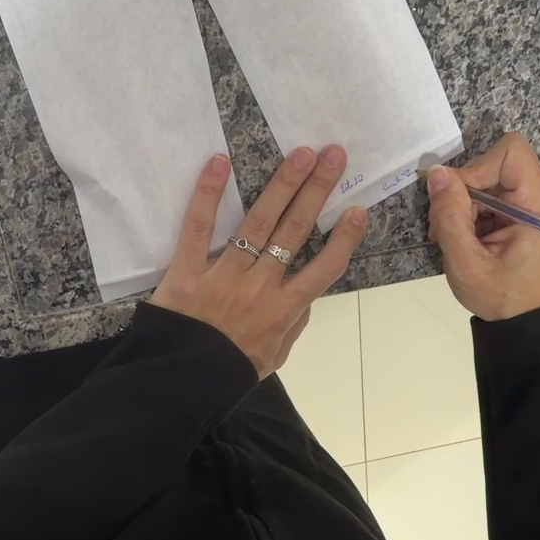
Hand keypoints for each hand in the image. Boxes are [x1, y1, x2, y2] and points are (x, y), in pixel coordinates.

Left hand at [152, 147, 368, 376]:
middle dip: (318, 191)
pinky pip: (198, 228)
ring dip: (282, 185)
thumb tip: (307, 300)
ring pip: (258, 223)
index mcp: (284, 310)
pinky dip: (208, 195)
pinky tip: (219, 162)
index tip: (358, 209)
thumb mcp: (273, 359)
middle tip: (334, 155)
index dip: (344, 238)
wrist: (181, 386)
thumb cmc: (228, 373)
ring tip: (301, 153)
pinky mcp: (188, 270)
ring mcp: (225, 275)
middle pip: (295, 232)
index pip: (324, 269)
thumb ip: (293, 328)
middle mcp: (260, 286)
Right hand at [427, 132, 539, 322]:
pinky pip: (503, 194)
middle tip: (451, 231)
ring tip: (462, 241)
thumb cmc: (503, 299)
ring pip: (496, 180)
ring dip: (471, 206)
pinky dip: (482, 213)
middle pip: (499, 167)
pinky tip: (475, 239)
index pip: (510, 152)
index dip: (475, 169)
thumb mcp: (466, 264)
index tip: (456, 202)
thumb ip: (449, 216)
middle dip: (467, 194)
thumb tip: (436, 172)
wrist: (534, 325)